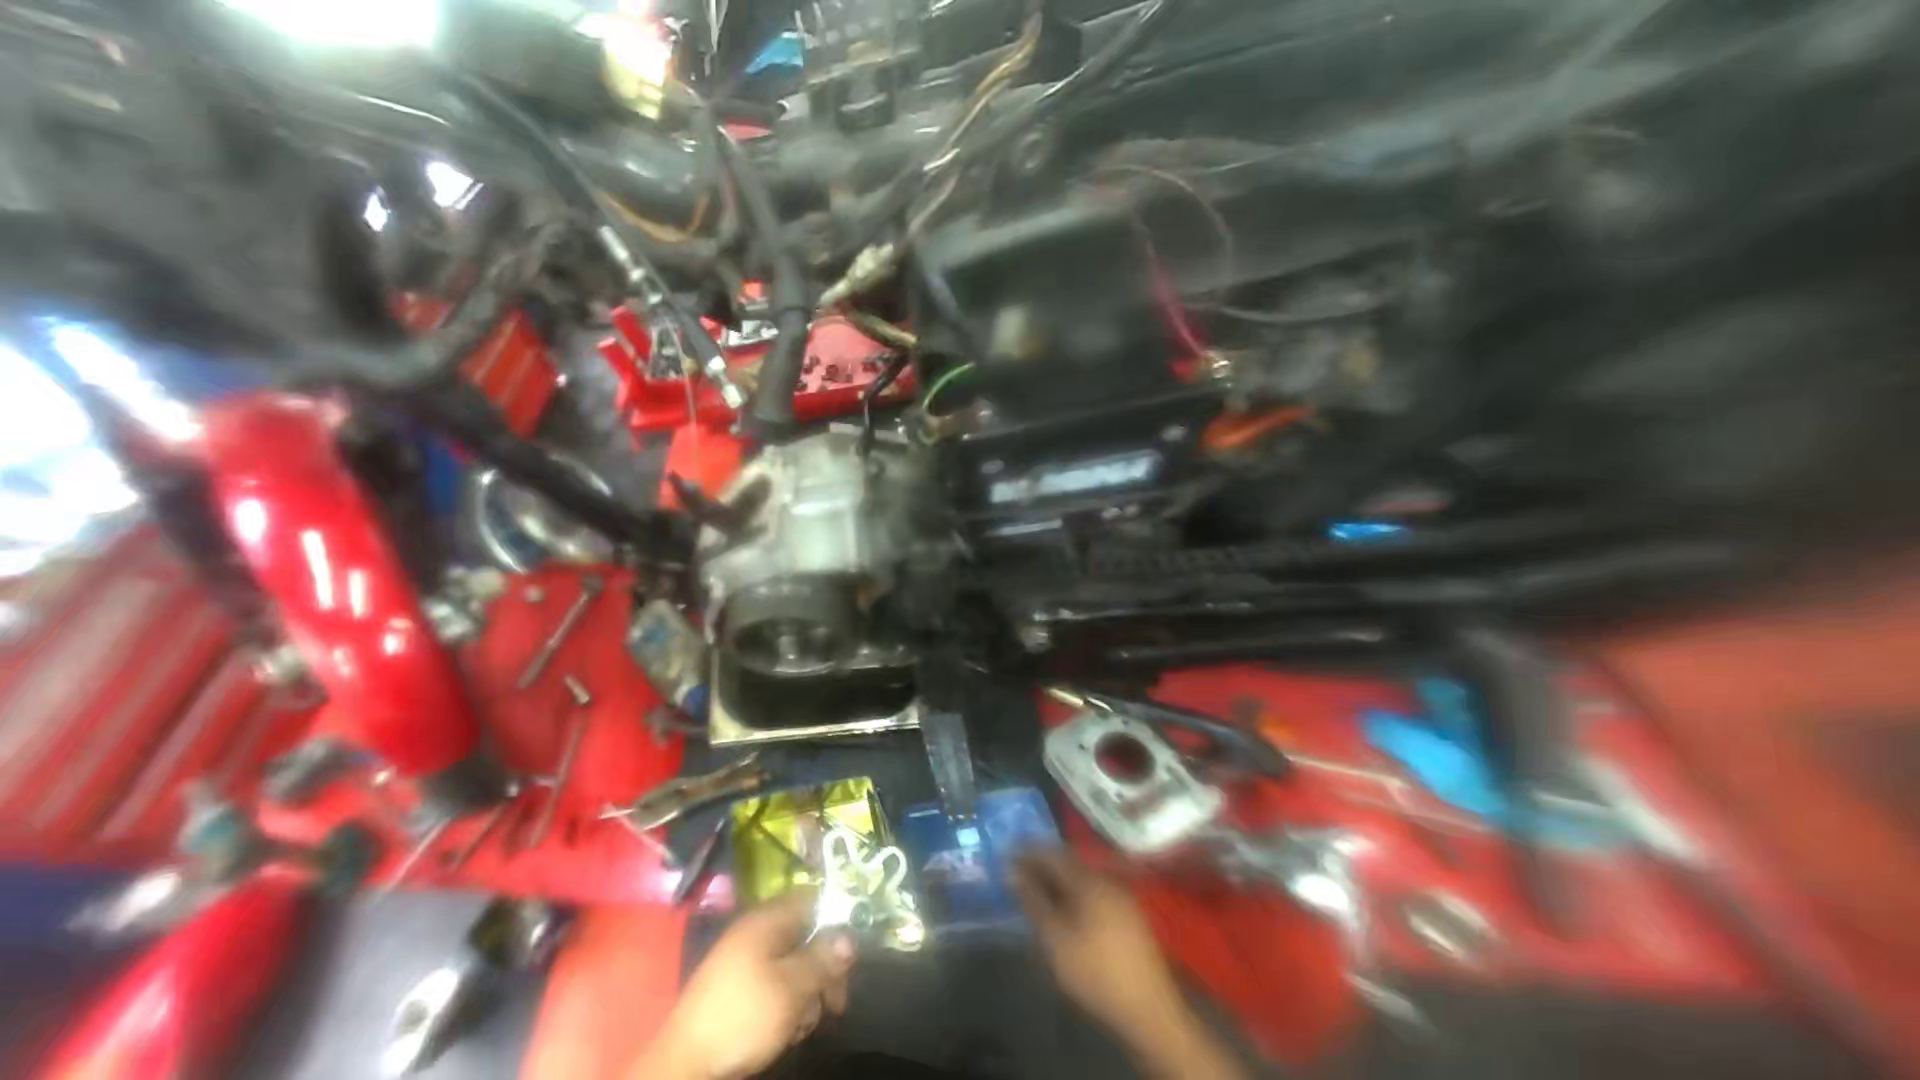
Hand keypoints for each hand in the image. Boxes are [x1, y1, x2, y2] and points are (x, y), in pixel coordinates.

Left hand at [634, 891, 855, 1079]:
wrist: (685, 1067)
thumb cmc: (743, 1017)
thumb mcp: (792, 987)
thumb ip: (823, 959)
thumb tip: (849, 937)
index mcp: (767, 921)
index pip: (812, 900)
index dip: (837, 919)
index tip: (852, 951)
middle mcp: (756, 934)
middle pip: (806, 937)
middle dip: (825, 969)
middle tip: (836, 1003)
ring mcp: (744, 963)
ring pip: (793, 966)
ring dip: (808, 993)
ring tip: (804, 1023)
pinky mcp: (739, 992)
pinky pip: (776, 987)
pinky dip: (788, 1006)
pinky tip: (787, 1031)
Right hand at [1012, 851, 1184, 1036]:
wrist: (1148, 1011)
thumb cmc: (1095, 973)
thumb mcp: (1055, 939)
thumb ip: (1033, 901)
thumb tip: (1012, 871)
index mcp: (1089, 881)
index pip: (1052, 853)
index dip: (1028, 852)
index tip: (1006, 854)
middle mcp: (1108, 881)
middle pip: (1069, 863)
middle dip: (1042, 866)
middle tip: (1018, 875)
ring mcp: (1122, 899)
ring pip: (1082, 880)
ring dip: (1058, 881)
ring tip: (1037, 894)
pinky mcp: (1129, 918)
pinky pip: (1094, 894)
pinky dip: (1074, 895)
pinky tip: (1065, 912)